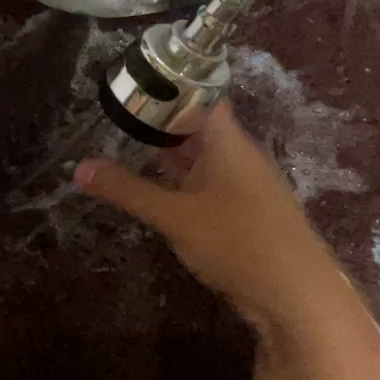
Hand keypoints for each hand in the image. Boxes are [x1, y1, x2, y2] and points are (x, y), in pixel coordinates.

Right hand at [74, 104, 346, 328]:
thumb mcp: (174, 216)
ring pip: (200, 157)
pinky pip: (205, 183)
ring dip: (167, 152)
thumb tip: (78, 168)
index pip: (199, 95)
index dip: (169, 83)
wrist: (301, 300)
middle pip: (196, 125)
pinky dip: (178, 180)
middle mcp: (238, 157)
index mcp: (228, 143)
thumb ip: (126, 190)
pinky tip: (154, 187)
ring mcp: (243, 186)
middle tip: (114, 111)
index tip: (131, 79)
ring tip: (123, 143)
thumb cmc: (239, 243)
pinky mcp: (243, 213)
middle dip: (158, 119)